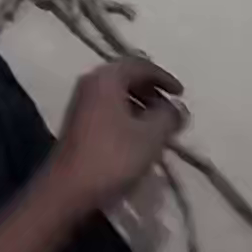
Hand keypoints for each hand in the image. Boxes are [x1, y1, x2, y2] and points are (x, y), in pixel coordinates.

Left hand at [45, 58, 185, 210]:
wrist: (69, 186)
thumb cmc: (112, 157)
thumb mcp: (149, 137)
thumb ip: (168, 117)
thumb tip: (179, 107)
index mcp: (107, 77)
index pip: (139, 65)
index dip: (163, 77)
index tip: (182, 94)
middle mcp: (92, 81)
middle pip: (127, 76)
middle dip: (152, 91)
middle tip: (172, 110)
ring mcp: (83, 99)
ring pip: (118, 92)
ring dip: (141, 104)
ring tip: (159, 126)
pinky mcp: (80, 118)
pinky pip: (109, 105)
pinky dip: (128, 113)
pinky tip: (139, 136)